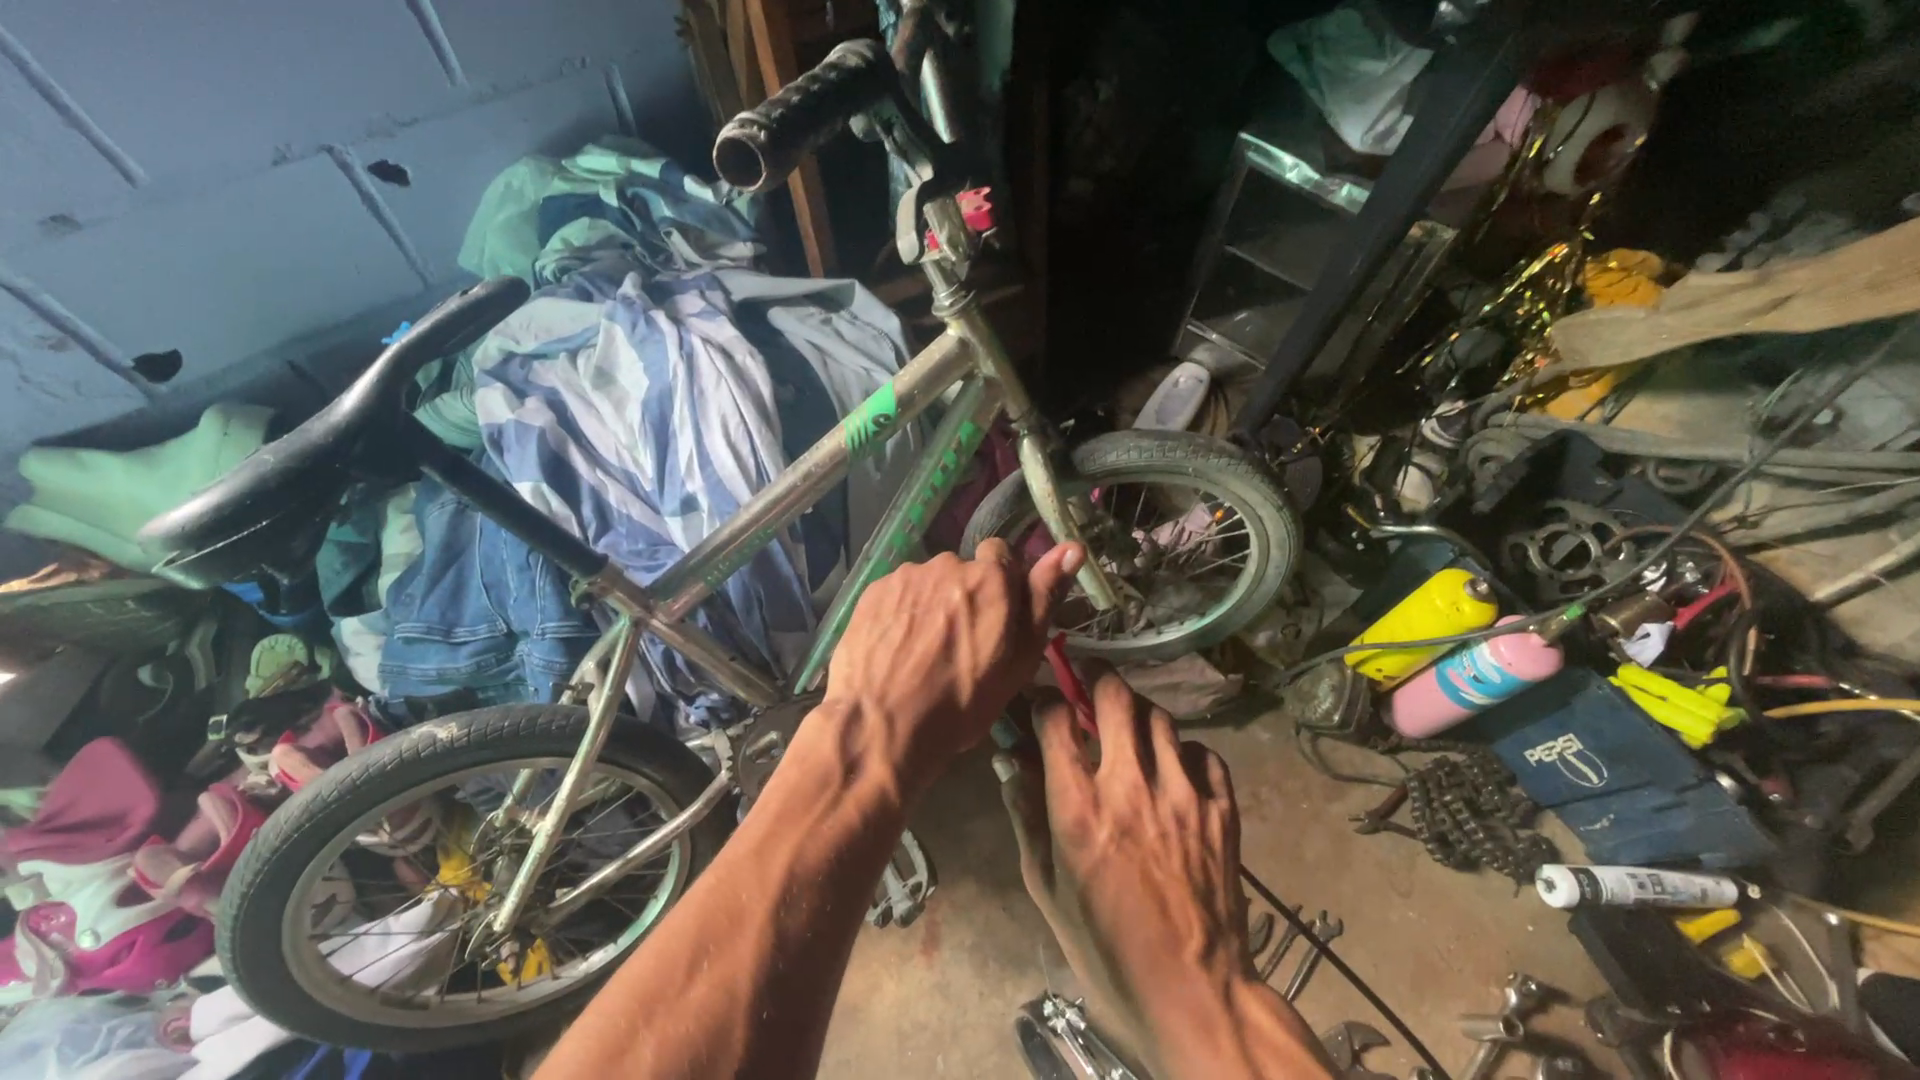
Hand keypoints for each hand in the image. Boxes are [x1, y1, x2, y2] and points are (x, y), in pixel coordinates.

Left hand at [821, 538, 1081, 794]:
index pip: (1002, 556)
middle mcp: (949, 564)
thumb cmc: (962, 703)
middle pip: (964, 570)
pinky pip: (898, 593)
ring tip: (923, 650)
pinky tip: (896, 648)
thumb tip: (1074, 547)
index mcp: (992, 579)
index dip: (1001, 588)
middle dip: (965, 596)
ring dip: (932, 604)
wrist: (882, 726)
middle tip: (958, 644)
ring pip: (929, 582)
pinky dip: (901, 613)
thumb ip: (1043, 598)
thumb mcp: (1018, 660)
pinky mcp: (874, 590)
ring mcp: (907, 576)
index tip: (994, 621)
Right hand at [997, 668, 1263, 1074]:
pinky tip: (1174, 770)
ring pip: (1160, 717)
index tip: (1043, 706)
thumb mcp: (1046, 888)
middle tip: (1088, 682)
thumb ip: (1026, 816)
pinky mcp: (1223, 808)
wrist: (1193, 989)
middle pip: (1115, 698)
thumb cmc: (1105, 947)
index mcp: (1078, 809)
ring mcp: (1183, 794)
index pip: (1056, 721)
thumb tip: (1010, 762)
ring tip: (1129, 728)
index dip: (1045, 702)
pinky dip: (1183, 751)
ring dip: (1138, 714)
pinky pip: (1203, 752)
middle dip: (1096, 679)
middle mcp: (1130, 787)